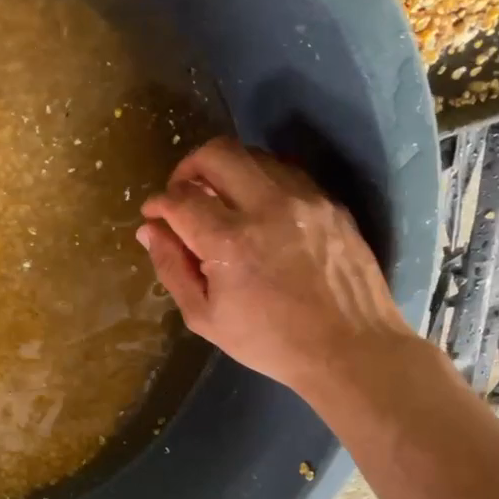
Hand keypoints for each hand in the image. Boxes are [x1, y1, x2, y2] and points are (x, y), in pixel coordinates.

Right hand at [138, 137, 420, 397]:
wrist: (349, 345)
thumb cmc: (267, 341)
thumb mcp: (204, 317)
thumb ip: (171, 268)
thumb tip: (150, 231)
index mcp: (229, 242)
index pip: (180, 199)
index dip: (158, 203)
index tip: (153, 214)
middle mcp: (266, 206)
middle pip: (217, 153)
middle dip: (188, 169)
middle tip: (182, 195)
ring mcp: (303, 198)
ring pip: (253, 155)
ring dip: (225, 171)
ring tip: (217, 202)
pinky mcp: (328, 200)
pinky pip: (284, 171)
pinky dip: (258, 180)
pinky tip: (253, 210)